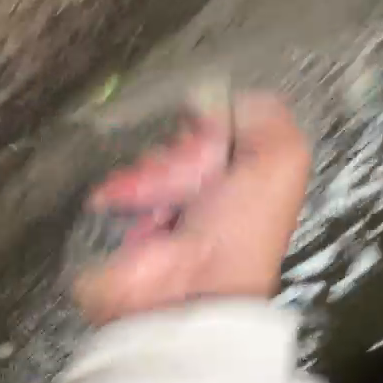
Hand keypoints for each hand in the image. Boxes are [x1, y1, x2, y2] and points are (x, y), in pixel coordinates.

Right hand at [75, 93, 311, 325]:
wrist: (187, 283)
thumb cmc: (240, 228)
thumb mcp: (279, 157)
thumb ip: (260, 116)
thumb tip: (211, 99)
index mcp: (230, 179)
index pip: (207, 135)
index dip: (206, 131)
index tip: (207, 141)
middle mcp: (187, 195)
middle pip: (169, 150)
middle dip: (175, 157)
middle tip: (187, 179)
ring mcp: (144, 215)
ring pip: (134, 170)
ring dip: (146, 176)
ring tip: (158, 199)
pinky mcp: (106, 231)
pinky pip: (104, 195)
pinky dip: (116, 194)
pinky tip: (129, 204)